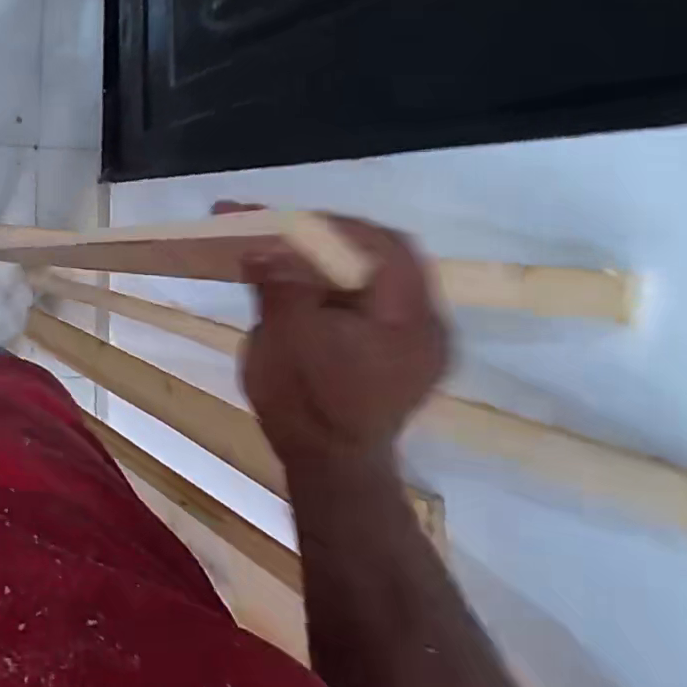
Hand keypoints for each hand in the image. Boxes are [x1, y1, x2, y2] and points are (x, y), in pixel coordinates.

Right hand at [218, 203, 449, 469]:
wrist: (328, 467)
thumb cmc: (307, 403)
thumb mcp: (285, 335)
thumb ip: (279, 282)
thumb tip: (261, 244)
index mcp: (409, 320)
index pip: (382, 245)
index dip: (332, 225)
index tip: (282, 219)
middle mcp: (426, 324)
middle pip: (383, 254)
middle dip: (328, 236)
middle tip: (281, 228)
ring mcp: (414, 339)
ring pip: (375, 275)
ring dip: (329, 256)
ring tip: (284, 248)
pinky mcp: (395, 351)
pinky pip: (369, 298)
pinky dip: (333, 281)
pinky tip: (301, 282)